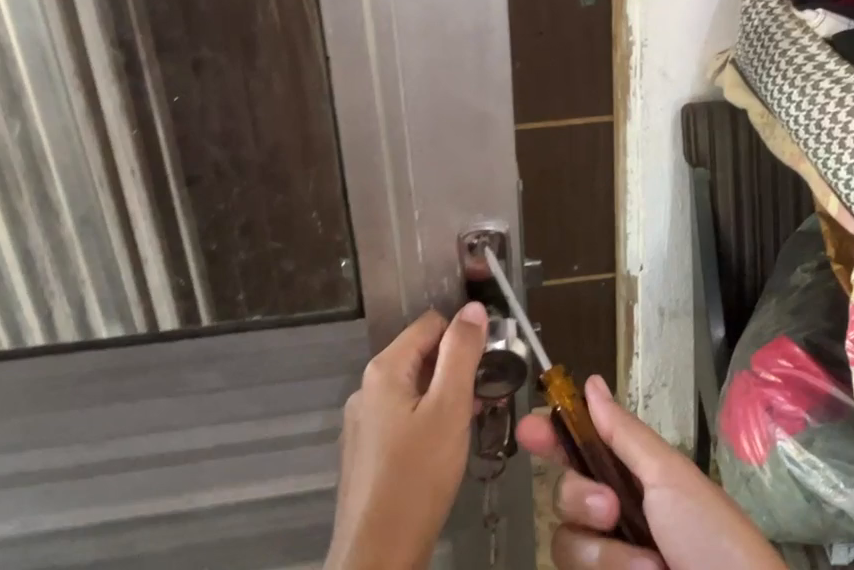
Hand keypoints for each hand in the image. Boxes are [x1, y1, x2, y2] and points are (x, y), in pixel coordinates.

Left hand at [326, 302, 488, 569]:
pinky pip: (402, 418)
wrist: (378, 553)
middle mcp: (366, 388)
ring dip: (445, 397)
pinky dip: (427, 421)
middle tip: (487, 395)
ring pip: (413, 390)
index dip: (463, 334)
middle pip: (421, 356)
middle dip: (456, 369)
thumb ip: (462, 354)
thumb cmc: (418, 476)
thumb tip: (473, 308)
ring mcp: (363, 422)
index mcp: (383, 370)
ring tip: (472, 422)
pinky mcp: (366, 452)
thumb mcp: (450, 409)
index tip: (490, 359)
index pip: (430, 324)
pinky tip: (445, 449)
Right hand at [516, 374, 785, 569]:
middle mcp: (618, 514)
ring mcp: (610, 557)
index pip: (582, 447)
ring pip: (567, 541)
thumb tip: (591, 383)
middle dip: (581, 497)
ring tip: (649, 566)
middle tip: (611, 510)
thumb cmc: (712, 535)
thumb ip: (623, 433)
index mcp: (636, 476)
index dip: (552, 436)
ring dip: (605, 553)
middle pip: (565, 493)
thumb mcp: (671, 475)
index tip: (529, 432)